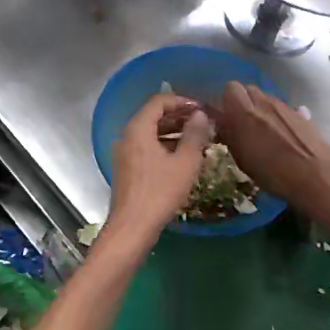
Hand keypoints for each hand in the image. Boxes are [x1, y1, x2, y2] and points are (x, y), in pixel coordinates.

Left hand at [108, 93, 212, 238]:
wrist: (132, 228)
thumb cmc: (160, 192)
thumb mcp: (184, 162)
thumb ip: (194, 135)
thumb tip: (200, 115)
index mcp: (138, 129)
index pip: (159, 102)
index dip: (182, 102)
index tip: (203, 109)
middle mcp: (127, 136)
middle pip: (153, 116)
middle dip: (179, 117)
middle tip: (204, 123)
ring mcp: (125, 153)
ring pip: (151, 133)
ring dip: (174, 133)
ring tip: (199, 140)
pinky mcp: (127, 169)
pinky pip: (147, 148)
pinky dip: (165, 147)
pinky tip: (183, 158)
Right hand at [215, 82, 329, 222]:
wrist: (316, 176)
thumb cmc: (272, 172)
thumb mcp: (241, 158)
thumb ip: (229, 135)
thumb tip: (222, 123)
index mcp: (245, 112)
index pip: (230, 88)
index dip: (228, 101)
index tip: (227, 117)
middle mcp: (265, 102)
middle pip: (249, 89)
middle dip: (243, 102)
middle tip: (242, 123)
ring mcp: (285, 106)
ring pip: (266, 98)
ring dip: (261, 109)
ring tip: (263, 132)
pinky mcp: (301, 114)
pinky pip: (282, 109)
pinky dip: (277, 117)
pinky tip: (282, 137)